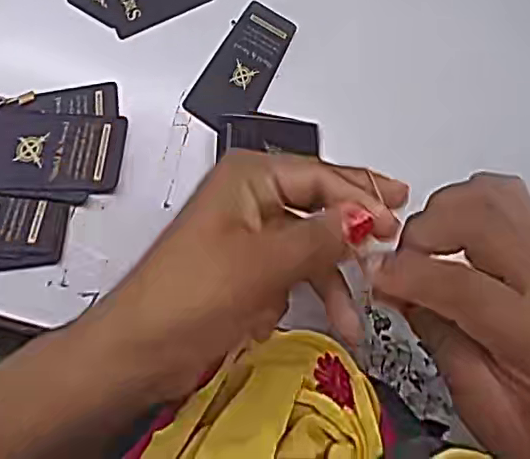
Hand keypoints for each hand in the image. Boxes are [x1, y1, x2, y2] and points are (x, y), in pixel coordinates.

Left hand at [85, 151, 408, 401]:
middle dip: (354, 230)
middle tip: (392, 236)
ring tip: (361, 299)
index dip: (361, 197)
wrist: (137, 354)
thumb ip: (319, 237)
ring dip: (338, 273)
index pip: (321, 175)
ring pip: (313, 241)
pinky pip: (298, 267)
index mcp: (250, 175)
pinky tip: (331, 311)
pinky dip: (317, 288)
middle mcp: (252, 195)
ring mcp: (252, 231)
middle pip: (320, 203)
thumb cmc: (176, 298)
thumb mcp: (262, 263)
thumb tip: (361, 216)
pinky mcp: (252, 265)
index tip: (392, 218)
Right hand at [371, 174, 529, 458]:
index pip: (465, 285)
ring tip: (423, 241)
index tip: (378, 275)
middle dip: (425, 230)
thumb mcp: (478, 403)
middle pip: (482, 220)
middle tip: (398, 259)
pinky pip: (506, 198)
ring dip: (446, 208)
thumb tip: (396, 285)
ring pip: (495, 195)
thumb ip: (436, 334)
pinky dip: (467, 201)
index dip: (411, 275)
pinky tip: (449, 226)